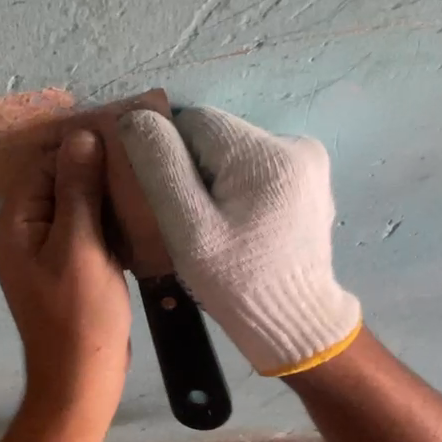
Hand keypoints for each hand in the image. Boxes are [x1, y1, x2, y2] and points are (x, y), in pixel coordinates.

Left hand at [0, 129, 132, 417]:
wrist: (82, 377)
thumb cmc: (80, 313)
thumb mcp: (80, 244)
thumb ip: (78, 189)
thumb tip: (80, 136)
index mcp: (12, 225)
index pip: (41, 168)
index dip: (78, 151)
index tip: (121, 140)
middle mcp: (20, 234)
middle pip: (56, 185)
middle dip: (93, 172)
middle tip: (138, 160)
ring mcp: (42, 253)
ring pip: (73, 208)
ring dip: (103, 197)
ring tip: (142, 183)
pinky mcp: (65, 268)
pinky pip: (82, 231)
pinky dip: (106, 222)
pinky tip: (135, 216)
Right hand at [116, 107, 360, 375]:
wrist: (295, 325)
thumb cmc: (237, 281)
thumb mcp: (186, 228)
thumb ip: (160, 166)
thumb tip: (135, 116)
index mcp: (267, 152)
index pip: (192, 121)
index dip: (165, 154)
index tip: (162, 199)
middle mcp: (294, 145)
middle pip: (212, 137)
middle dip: (188, 169)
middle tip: (182, 219)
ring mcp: (305, 164)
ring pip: (228, 154)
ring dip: (208, 181)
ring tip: (208, 227)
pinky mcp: (305, 183)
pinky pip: (250, 170)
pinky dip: (231, 191)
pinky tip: (232, 227)